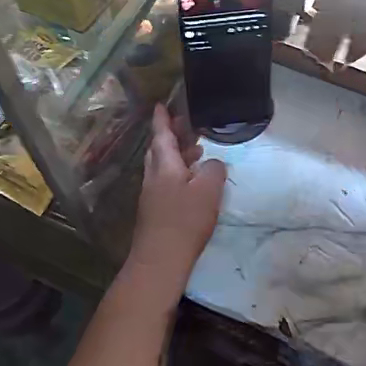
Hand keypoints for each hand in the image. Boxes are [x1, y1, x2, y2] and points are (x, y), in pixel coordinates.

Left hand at [124, 104, 227, 293]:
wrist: (159, 261)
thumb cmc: (184, 221)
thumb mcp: (208, 190)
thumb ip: (213, 170)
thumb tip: (212, 163)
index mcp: (164, 166)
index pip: (161, 135)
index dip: (162, 119)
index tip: (160, 104)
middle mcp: (154, 177)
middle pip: (159, 150)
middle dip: (171, 136)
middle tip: (186, 125)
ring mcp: (152, 195)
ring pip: (163, 167)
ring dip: (177, 155)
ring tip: (196, 151)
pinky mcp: (155, 212)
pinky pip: (166, 182)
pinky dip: (178, 173)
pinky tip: (192, 182)